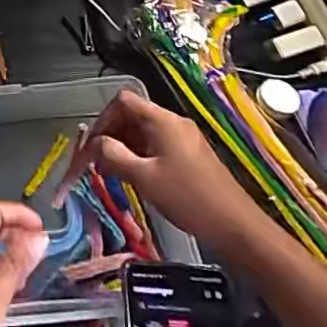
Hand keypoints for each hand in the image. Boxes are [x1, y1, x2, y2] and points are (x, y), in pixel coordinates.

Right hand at [60, 89, 265, 249]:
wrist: (234, 225)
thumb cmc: (188, 198)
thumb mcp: (144, 178)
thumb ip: (114, 156)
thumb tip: (94, 145)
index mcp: (162, 121)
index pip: (123, 101)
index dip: (102, 120)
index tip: (92, 146)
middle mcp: (173, 123)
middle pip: (131, 115)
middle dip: (110, 135)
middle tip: (97, 162)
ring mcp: (183, 138)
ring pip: (142, 132)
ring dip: (123, 147)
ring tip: (112, 172)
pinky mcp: (189, 155)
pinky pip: (155, 145)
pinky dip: (139, 156)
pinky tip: (134, 177)